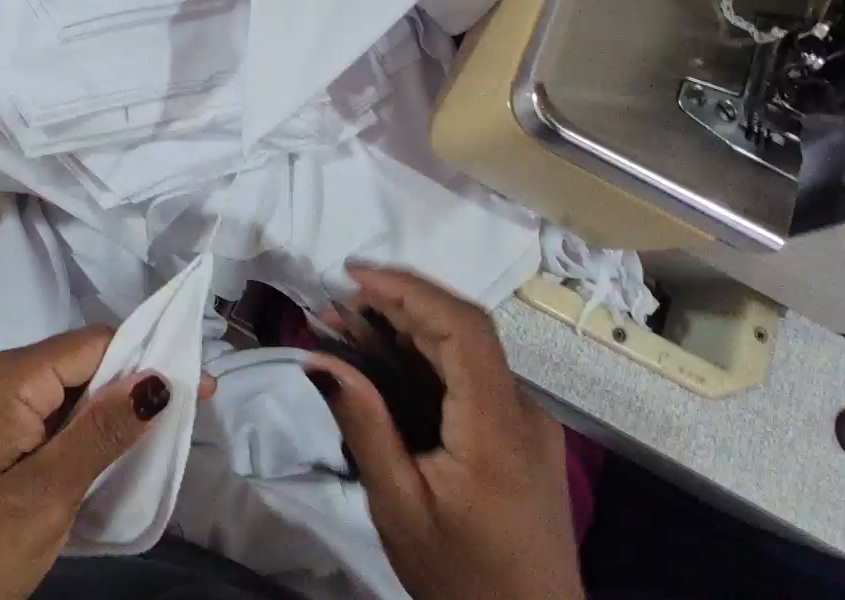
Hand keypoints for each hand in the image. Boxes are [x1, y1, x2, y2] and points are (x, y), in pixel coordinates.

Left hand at [0, 326, 209, 599]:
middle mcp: (0, 377)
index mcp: (9, 377)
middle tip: (195, 412)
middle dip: (135, 382)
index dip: (148, 357)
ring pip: (69, 391)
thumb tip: (158, 378)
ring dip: (113, 410)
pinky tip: (117, 450)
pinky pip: (50, 417)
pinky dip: (86, 431)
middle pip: (82, 362)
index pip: (92, 344)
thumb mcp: (47, 494)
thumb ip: (101, 433)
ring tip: (166, 432)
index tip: (202, 385)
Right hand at [313, 265, 585, 599]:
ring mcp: (525, 422)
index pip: (463, 329)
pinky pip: (466, 378)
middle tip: (329, 305)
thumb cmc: (461, 577)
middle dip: (393, 304)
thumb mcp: (399, 506)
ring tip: (340, 325)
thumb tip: (320, 359)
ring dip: (402, 330)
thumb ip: (364, 426)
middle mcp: (523, 411)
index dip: (408, 289)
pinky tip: (377, 361)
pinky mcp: (516, 434)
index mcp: (497, 428)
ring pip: (462, 352)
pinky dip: (419, 358)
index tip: (351, 275)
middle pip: (461, 331)